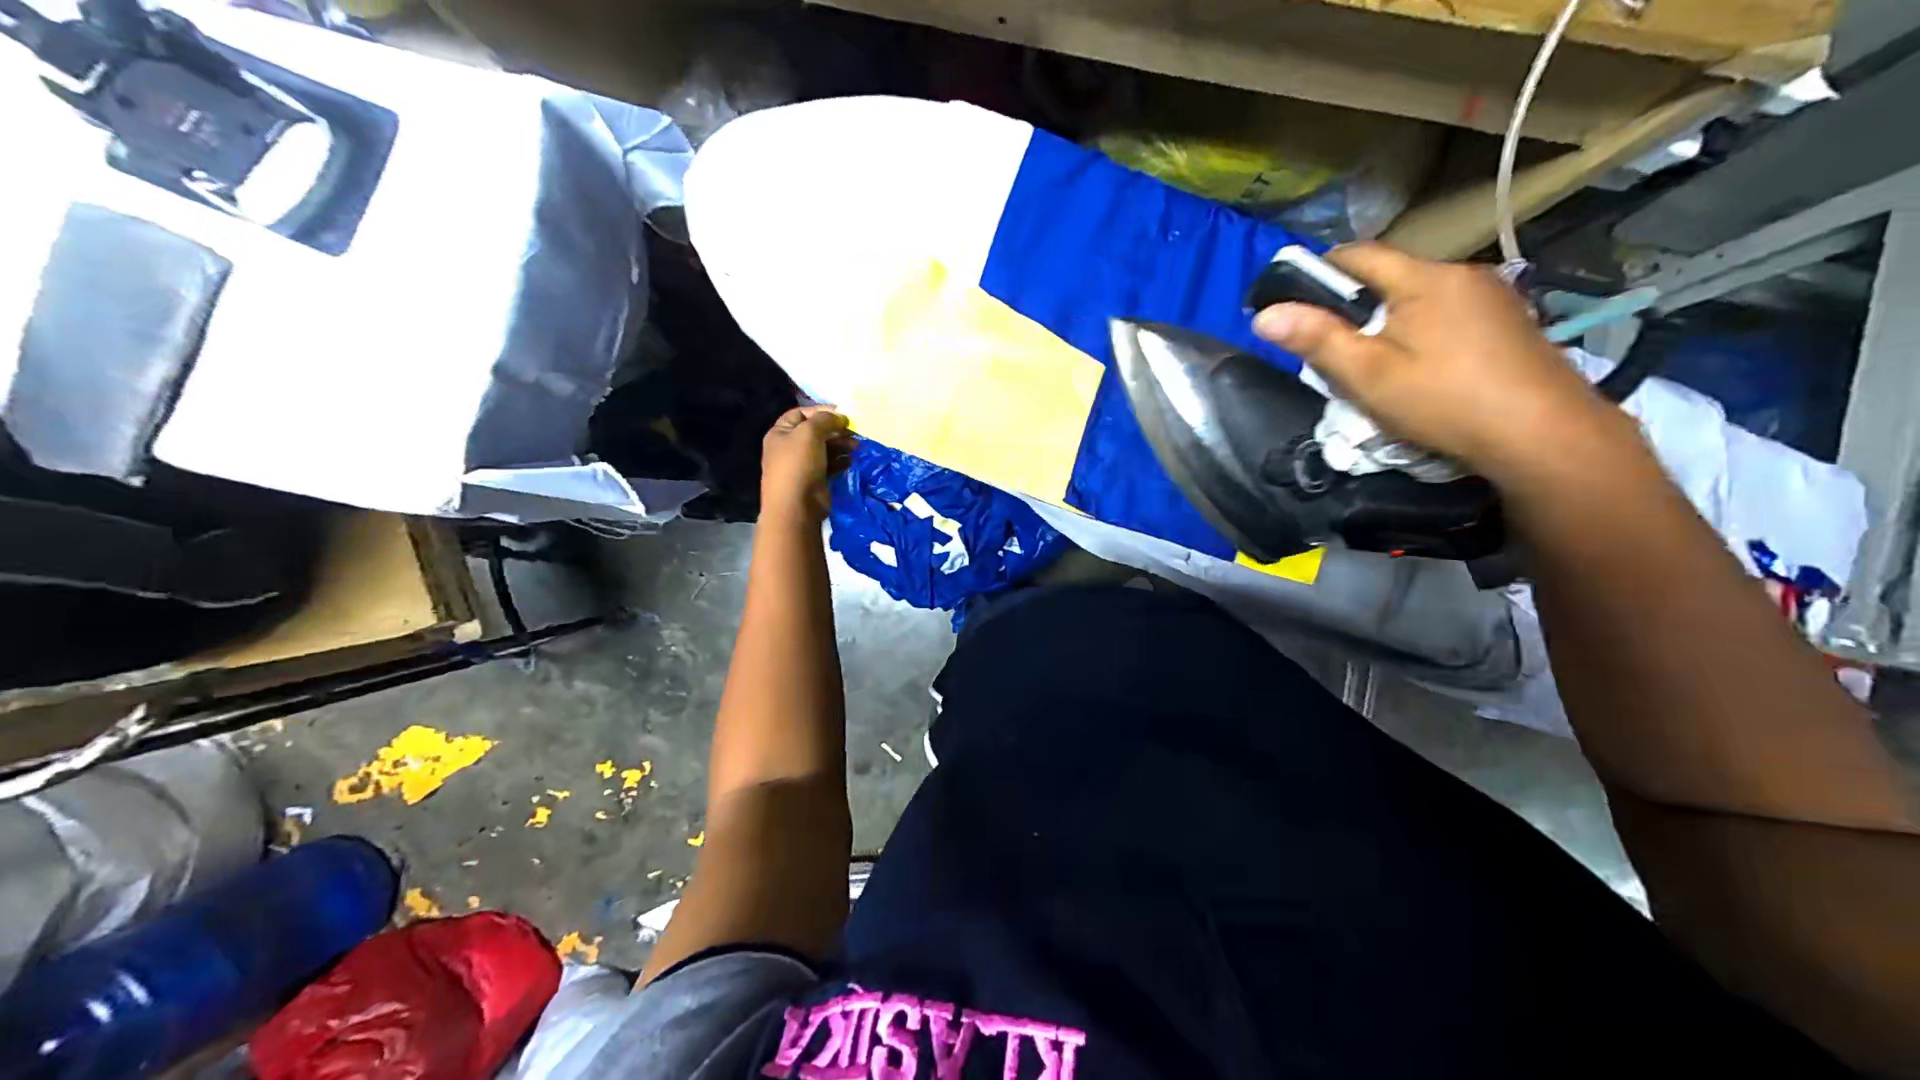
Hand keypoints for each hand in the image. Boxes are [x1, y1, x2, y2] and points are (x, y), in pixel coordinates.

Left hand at [760, 406, 854, 524]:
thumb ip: (824, 419)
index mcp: (780, 433)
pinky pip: (830, 464)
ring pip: (825, 448)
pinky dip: (841, 460)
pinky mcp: (815, 479)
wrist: (796, 506)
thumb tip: (839, 418)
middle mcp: (789, 447)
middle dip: (835, 430)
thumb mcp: (809, 433)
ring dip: (841, 445)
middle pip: (815, 431)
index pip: (801, 413)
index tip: (843, 414)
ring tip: (857, 446)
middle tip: (854, 431)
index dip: (821, 411)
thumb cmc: (798, 464)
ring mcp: (802, 465)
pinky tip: (851, 460)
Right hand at [1251, 243, 1630, 483]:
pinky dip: (1423, 331)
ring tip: (1372, 361)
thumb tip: (1265, 314)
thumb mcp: (1367, 375)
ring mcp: (1494, 298)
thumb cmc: (1445, 401)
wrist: (1543, 436)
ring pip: (1421, 297)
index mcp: (1425, 279)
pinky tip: (1421, 367)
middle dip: (1354, 303)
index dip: (1319, 270)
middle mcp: (1463, 275)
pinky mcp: (1511, 323)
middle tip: (1329, 345)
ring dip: (1390, 319)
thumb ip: (1316, 340)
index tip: (1292, 299)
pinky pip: (1449, 314)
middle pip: (1391, 276)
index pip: (1359, 254)